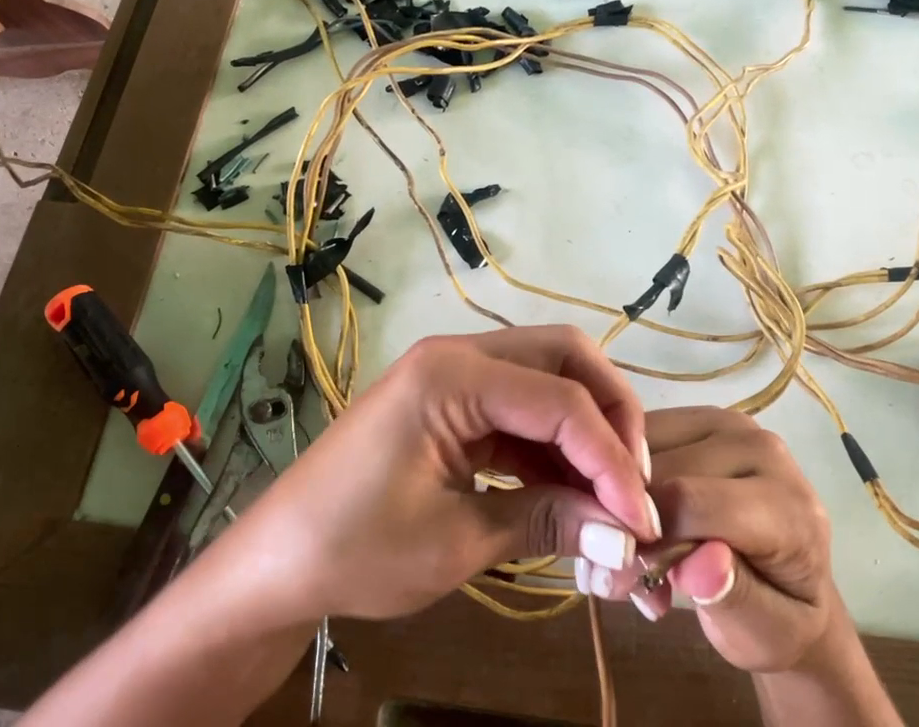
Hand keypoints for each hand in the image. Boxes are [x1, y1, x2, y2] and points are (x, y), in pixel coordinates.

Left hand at [204, 325, 658, 626]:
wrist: (276, 563)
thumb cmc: (355, 550)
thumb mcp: (457, 542)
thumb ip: (548, 521)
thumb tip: (628, 532)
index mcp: (450, 374)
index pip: (561, 400)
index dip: (612, 457)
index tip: (642, 518)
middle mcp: (456, 355)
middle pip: (564, 358)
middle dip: (610, 415)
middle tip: (634, 482)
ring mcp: (452, 376)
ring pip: (546, 378)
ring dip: (585, 430)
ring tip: (610, 496)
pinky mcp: (450, 404)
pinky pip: (519, 408)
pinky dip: (552, 445)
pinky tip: (571, 492)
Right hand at [620, 407, 843, 673]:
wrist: (791, 585)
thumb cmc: (777, 618)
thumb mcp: (764, 635)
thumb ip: (734, 601)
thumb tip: (701, 564)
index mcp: (787, 504)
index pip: (691, 503)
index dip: (649, 540)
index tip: (635, 579)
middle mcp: (759, 447)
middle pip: (658, 473)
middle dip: (629, 522)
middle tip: (627, 573)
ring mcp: (726, 423)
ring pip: (637, 448)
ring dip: (619, 499)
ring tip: (634, 548)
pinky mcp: (697, 416)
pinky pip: (635, 437)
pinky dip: (622, 478)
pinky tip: (636, 517)